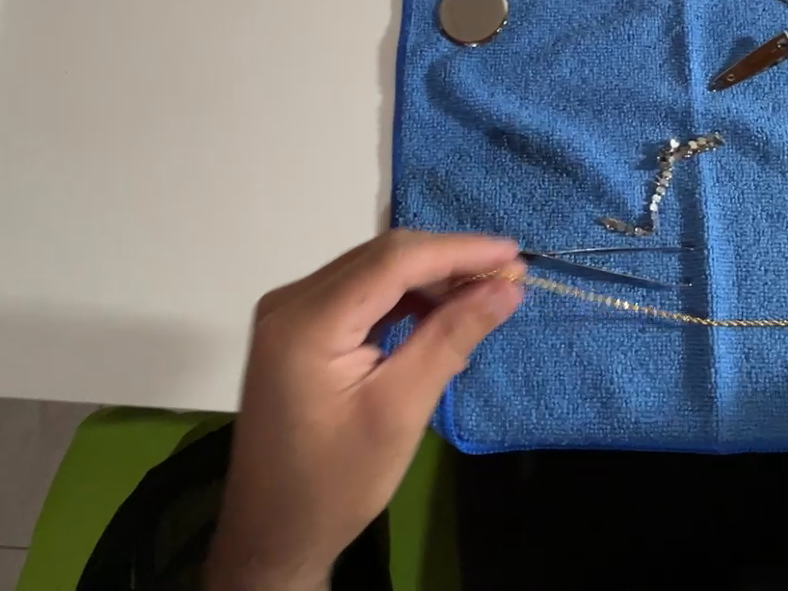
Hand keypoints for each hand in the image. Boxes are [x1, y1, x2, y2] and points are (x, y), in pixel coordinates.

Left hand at [206, 231, 524, 590]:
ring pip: (376, 269)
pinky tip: (443, 308)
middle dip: (450, 260)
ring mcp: (291, 310)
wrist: (274, 536)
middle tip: (508, 275)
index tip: (514, 254)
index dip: (459, 250)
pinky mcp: (300, 325)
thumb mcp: (402, 410)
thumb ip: (452, 337)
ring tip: (485, 290)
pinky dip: (408, 294)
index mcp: (306, 322)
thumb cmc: (337, 482)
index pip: (394, 261)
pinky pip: (363, 290)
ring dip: (432, 275)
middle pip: (384, 258)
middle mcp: (291, 301)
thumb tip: (508, 288)